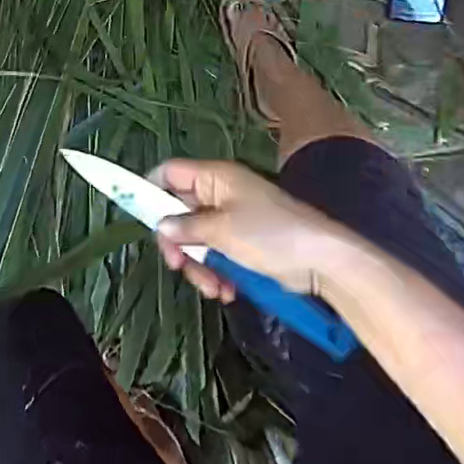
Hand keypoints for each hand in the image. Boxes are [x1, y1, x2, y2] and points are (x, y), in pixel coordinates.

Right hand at [149, 159, 359, 301]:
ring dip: (198, 265)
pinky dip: (216, 273)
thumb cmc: (271, 233)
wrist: (322, 260)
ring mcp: (231, 219)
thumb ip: (187, 226)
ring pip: (195, 239)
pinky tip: (226, 290)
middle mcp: (219, 194)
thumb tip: (159, 226)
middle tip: (178, 265)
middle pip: (178, 212)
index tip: (140, 218)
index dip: (150, 190)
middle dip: (178, 243)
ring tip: (213, 286)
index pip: (170, 173)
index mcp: (215, 177)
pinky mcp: (242, 244)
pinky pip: (215, 255)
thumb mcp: (223, 229)